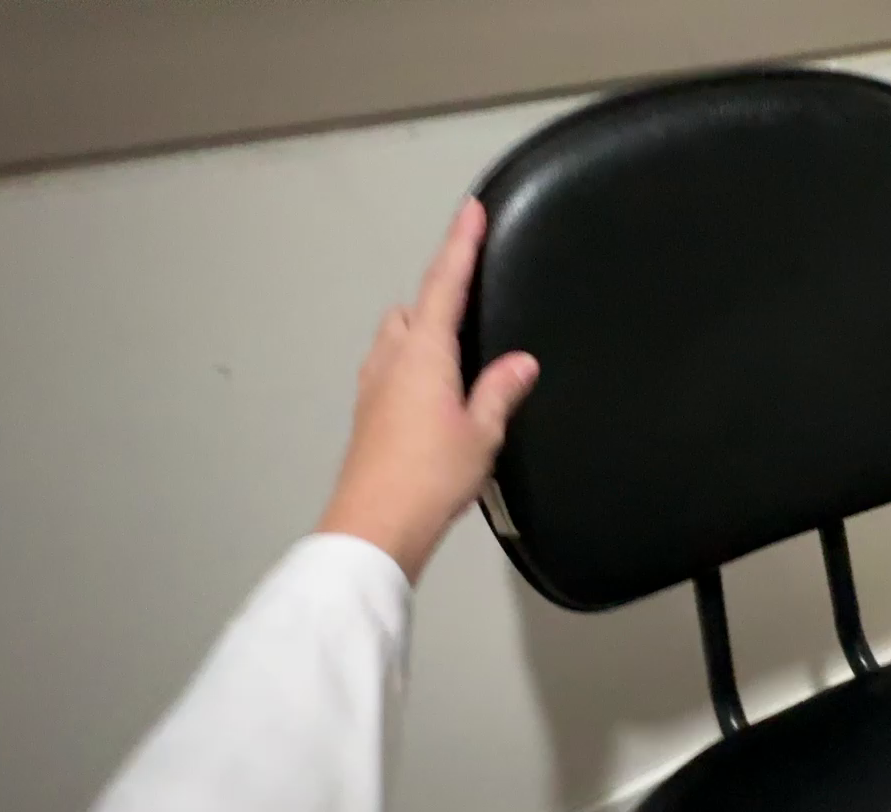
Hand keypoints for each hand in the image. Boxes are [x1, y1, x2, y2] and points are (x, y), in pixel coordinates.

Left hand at [318, 199, 538, 582]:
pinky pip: (392, 367)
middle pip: (411, 309)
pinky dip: (414, 363)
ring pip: (397, 338)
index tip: (471, 211)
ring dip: (422, 333)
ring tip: (459, 357)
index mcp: (424, 354)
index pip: (444, 285)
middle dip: (437, 297)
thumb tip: (521, 362)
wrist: (377, 522)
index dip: (460, 246)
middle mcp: (391, 359)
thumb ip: (500, 390)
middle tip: (471, 307)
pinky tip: (435, 395)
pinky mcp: (369, 412)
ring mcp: (373, 385)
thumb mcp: (482, 432)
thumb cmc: (433, 473)